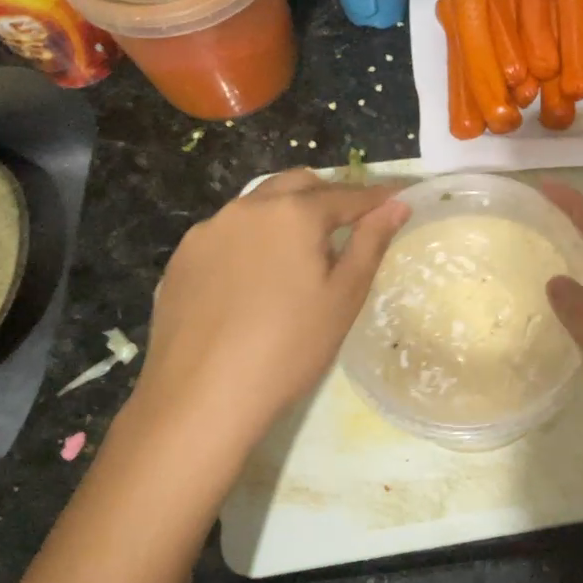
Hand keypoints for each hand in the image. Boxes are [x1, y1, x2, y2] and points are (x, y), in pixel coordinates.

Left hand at [126, 170, 408, 460]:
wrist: (201, 397)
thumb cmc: (289, 347)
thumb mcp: (344, 296)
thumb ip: (370, 242)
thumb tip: (396, 205)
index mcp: (293, 212)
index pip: (347, 195)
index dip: (377, 199)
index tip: (400, 200)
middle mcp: (248, 207)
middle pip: (298, 185)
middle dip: (329, 195)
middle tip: (351, 225)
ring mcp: (209, 230)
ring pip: (258, 205)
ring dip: (287, 214)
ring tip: (302, 252)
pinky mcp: (183, 258)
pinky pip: (228, 232)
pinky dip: (252, 239)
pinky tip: (256, 278)